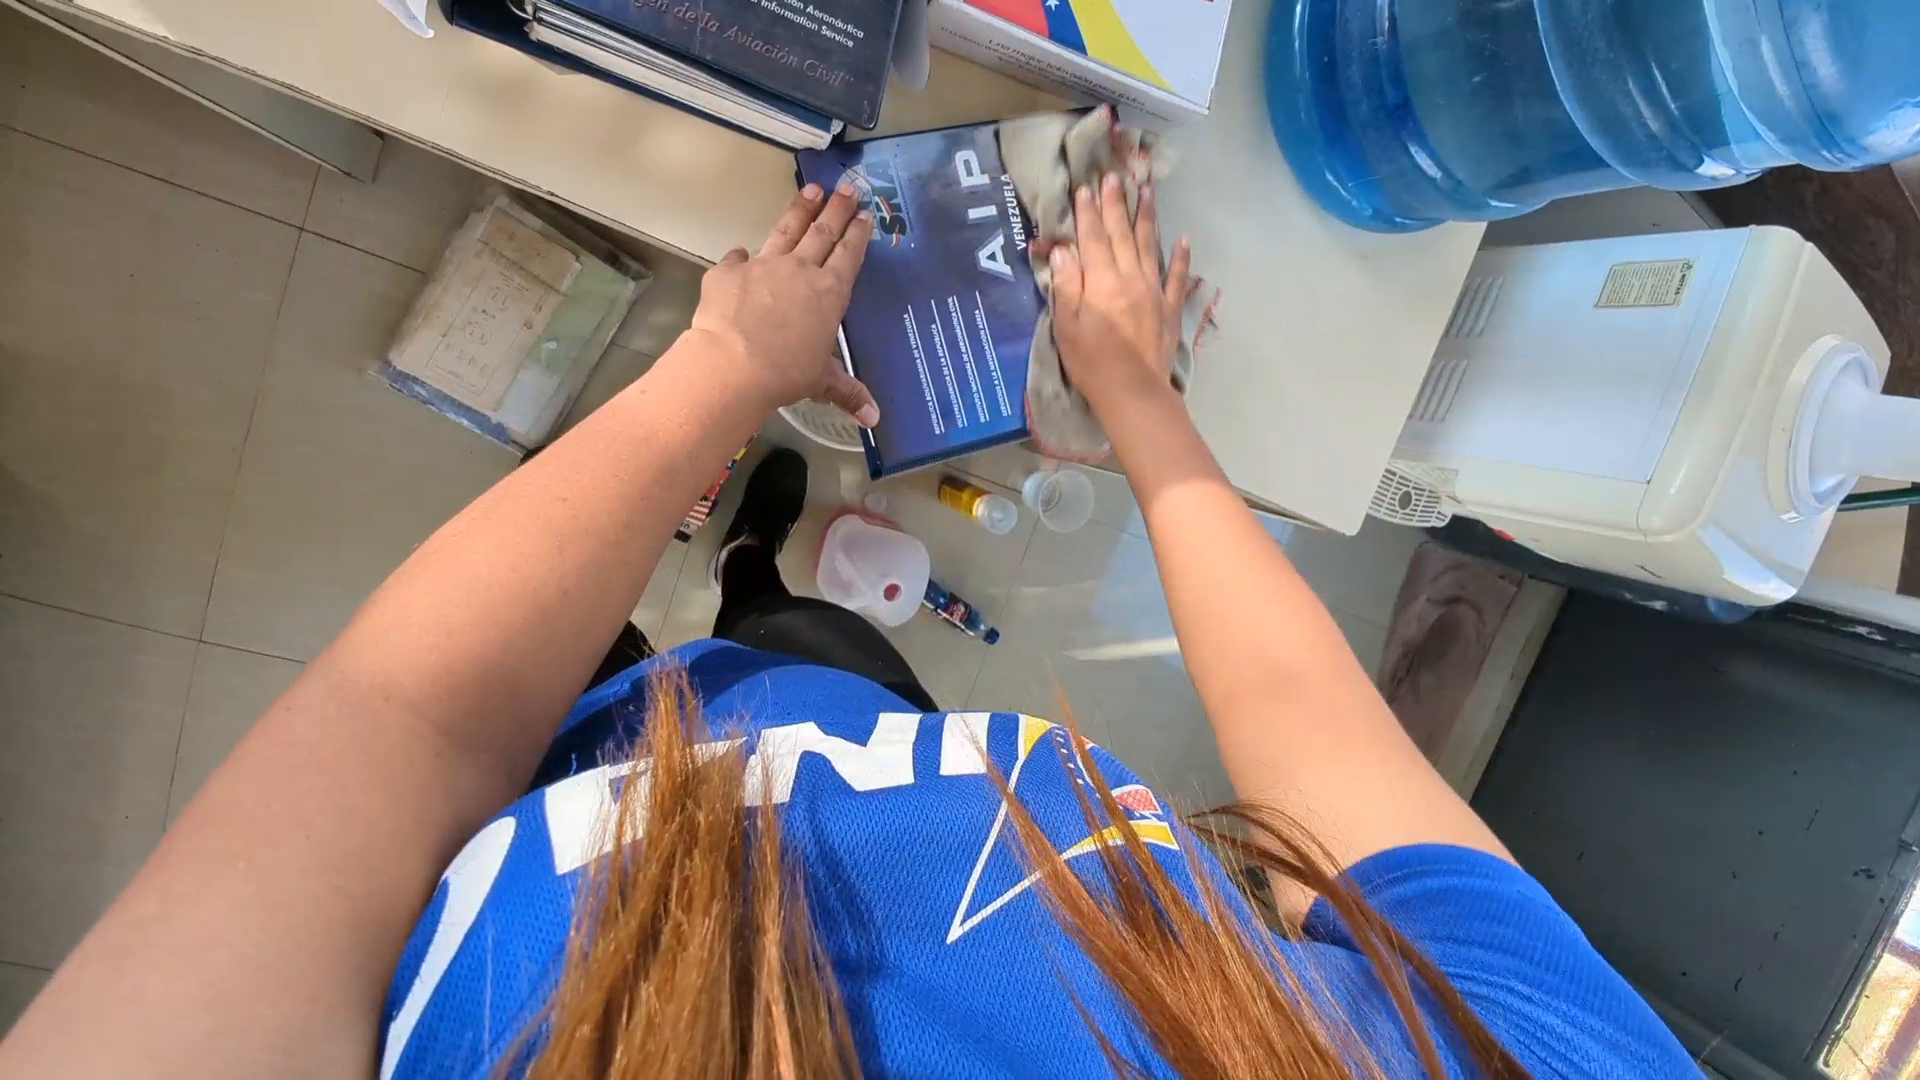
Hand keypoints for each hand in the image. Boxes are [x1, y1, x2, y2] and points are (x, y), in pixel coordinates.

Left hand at [687, 181, 879, 425]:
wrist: (733, 365)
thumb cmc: (786, 374)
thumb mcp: (821, 382)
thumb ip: (848, 393)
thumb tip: (874, 420)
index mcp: (829, 293)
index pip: (848, 256)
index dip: (858, 235)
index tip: (865, 215)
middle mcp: (799, 271)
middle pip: (822, 232)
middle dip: (838, 209)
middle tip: (849, 187)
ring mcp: (762, 266)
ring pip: (786, 230)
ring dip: (800, 209)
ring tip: (811, 189)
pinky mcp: (728, 272)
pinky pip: (738, 259)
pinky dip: (743, 256)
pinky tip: (743, 253)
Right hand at [1045, 173, 1191, 410]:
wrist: (1132, 391)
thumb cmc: (1091, 362)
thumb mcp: (1066, 326)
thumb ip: (1066, 285)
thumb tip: (1064, 249)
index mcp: (1101, 282)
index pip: (1092, 239)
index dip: (1088, 212)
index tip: (1086, 187)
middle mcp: (1130, 278)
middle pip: (1121, 234)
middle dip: (1116, 204)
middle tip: (1115, 176)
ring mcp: (1153, 292)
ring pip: (1149, 246)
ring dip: (1147, 217)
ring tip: (1147, 190)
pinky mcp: (1168, 309)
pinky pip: (1176, 277)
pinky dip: (1179, 257)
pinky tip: (1182, 240)